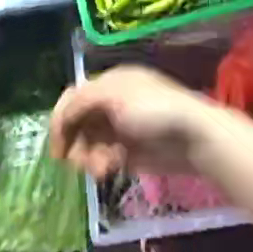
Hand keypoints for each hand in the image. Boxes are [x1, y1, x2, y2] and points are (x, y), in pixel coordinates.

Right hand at [50, 65, 221, 177]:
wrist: (195, 137)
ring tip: (101, 169)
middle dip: (75, 143)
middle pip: (80, 123)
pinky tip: (112, 168)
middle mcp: (112, 103)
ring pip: (91, 143)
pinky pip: (106, 157)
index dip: (61, 121)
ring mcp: (122, 128)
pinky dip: (103, 163)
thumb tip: (62, 117)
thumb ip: (80, 102)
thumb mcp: (112, 96)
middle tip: (77, 163)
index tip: (57, 148)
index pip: (74, 98)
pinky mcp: (132, 151)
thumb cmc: (153, 109)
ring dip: (89, 157)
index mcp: (109, 83)